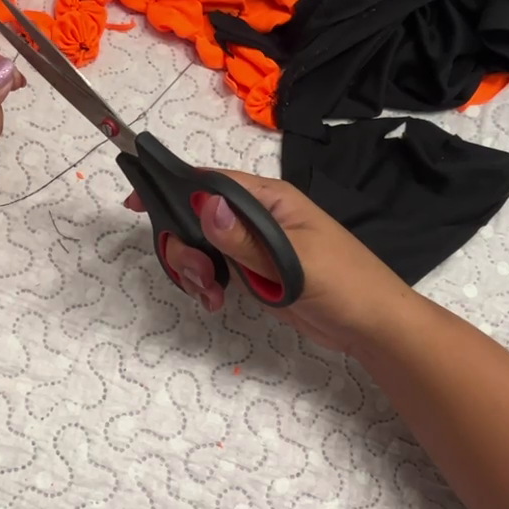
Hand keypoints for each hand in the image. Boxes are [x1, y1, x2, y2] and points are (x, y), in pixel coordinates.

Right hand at [126, 170, 415, 356]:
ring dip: (193, 269)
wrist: (371, 326)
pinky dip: (205, 284)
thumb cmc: (343, 283)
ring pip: (199, 245)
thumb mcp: (292, 261)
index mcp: (269, 200)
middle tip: (199, 276)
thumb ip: (243, 237)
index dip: (172, 188)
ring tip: (211, 295)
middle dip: (184, 246)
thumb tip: (202, 203)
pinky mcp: (251, 270)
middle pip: (195, 217)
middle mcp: (256, 216)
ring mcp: (252, 244)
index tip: (137, 203)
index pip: (210, 182)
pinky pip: (212, 268)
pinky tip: (216, 302)